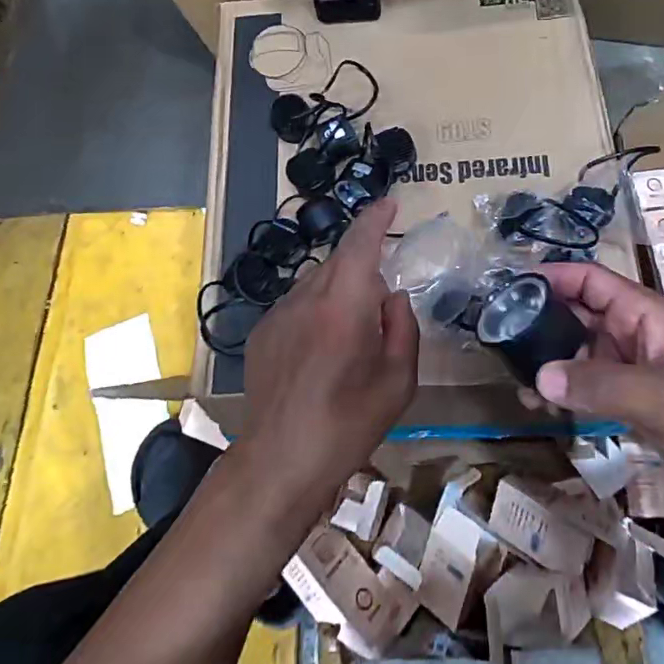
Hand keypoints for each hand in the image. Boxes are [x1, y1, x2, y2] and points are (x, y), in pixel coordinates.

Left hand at [239, 198, 418, 511]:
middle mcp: (305, 300)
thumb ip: (403, 327)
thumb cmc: (349, 424)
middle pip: (339, 265)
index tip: (390, 202)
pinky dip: (315, 314)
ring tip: (346, 345)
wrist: (280, 461)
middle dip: (363, 277)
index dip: (375, 218)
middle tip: (377, 318)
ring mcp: (277, 315)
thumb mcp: (399, 381)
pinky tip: (319, 356)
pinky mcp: (260, 333)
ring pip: (316, 286)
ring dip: (338, 297)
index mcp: (343, 307)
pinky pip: (296, 307)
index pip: (360, 244)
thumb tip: (391, 297)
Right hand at [534, 261, 663, 551]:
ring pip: (582, 357)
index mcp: (649, 316)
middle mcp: (638, 338)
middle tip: (497, 340)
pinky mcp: (638, 410)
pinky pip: (592, 392)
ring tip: (514, 379)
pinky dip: (567, 394)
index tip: (507, 290)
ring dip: (550, 364)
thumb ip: (602, 385)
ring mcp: (638, 375)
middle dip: (541, 323)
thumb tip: (538, 375)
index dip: (552, 277)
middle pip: (580, 316)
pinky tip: (542, 405)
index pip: (592, 281)